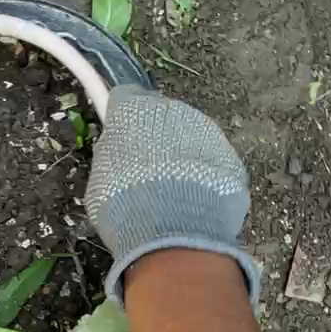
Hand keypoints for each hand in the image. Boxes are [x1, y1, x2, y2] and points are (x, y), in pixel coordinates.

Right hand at [84, 86, 257, 303]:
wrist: (174, 232)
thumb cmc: (125, 206)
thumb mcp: (99, 182)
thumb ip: (110, 156)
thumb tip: (116, 152)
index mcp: (133, 108)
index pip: (125, 99)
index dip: (123, 121)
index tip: (121, 139)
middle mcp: (173, 109)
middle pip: (162, 118)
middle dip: (156, 141)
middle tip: (147, 176)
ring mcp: (208, 131)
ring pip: (191, 139)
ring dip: (183, 159)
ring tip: (173, 196)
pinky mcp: (231, 157)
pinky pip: (213, 163)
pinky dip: (205, 178)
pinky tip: (195, 204)